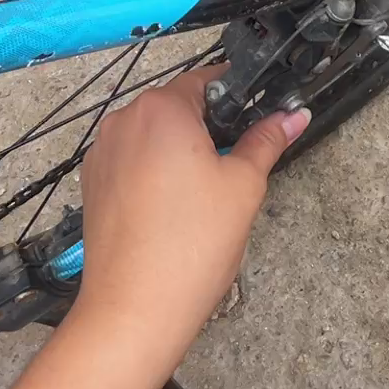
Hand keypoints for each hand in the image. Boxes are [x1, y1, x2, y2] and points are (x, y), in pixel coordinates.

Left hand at [72, 66, 308, 350]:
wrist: (134, 309)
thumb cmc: (191, 244)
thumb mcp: (243, 185)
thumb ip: (267, 140)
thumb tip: (294, 115)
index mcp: (161, 108)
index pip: (207, 80)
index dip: (237, 96)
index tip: (257, 116)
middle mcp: (124, 120)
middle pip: (177, 107)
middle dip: (209, 128)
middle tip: (236, 163)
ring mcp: (103, 152)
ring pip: (154, 135)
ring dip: (180, 150)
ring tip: (204, 193)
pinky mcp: (93, 182)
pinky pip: (132, 160)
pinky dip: (155, 171)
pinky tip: (174, 207)